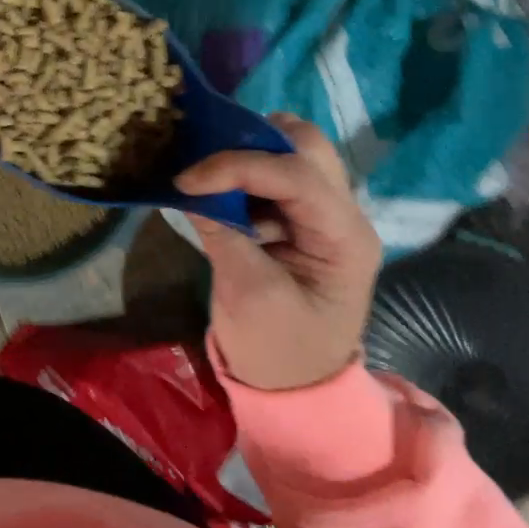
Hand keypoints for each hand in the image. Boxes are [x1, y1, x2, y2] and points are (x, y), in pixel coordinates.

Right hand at [175, 114, 380, 391]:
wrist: (293, 385)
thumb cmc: (277, 346)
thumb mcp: (246, 292)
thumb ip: (222, 232)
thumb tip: (188, 188)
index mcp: (344, 237)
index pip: (294, 174)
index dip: (235, 165)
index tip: (184, 180)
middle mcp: (342, 214)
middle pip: (304, 145)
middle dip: (249, 142)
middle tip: (201, 161)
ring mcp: (322, 214)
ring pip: (290, 150)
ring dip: (245, 152)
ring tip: (204, 172)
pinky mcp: (298, 218)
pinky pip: (273, 172)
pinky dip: (241, 169)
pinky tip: (213, 188)